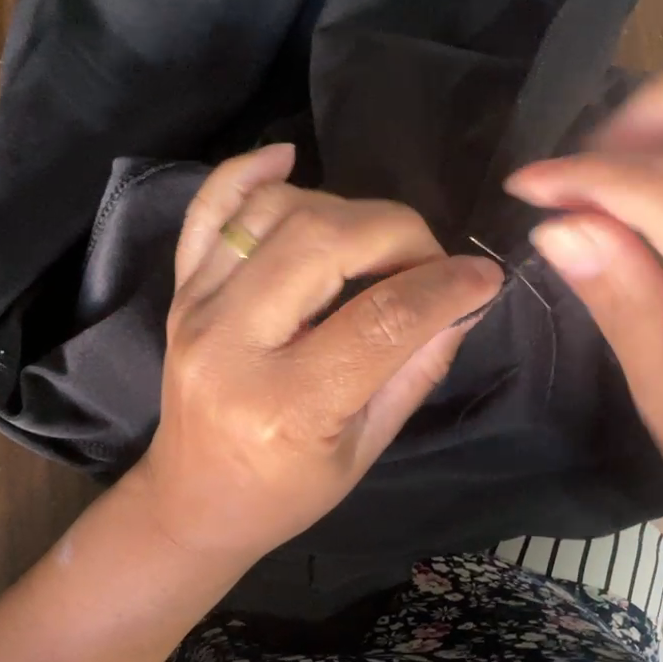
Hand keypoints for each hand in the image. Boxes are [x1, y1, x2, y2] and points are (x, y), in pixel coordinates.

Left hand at [122, 144, 502, 562]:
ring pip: (276, 213)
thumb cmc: (286, 492)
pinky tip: (290, 160)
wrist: (195, 501)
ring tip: (377, 246)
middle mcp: (231, 347)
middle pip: (325, 242)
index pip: (380, 319)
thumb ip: (415, 370)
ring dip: (344, 209)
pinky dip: (249, 173)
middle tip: (429, 261)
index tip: (482, 278)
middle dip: (399, 234)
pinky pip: (210, 210)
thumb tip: (465, 301)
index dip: (444, 286)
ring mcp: (196, 312)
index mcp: (286, 407)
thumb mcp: (365, 448)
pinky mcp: (179, 294)